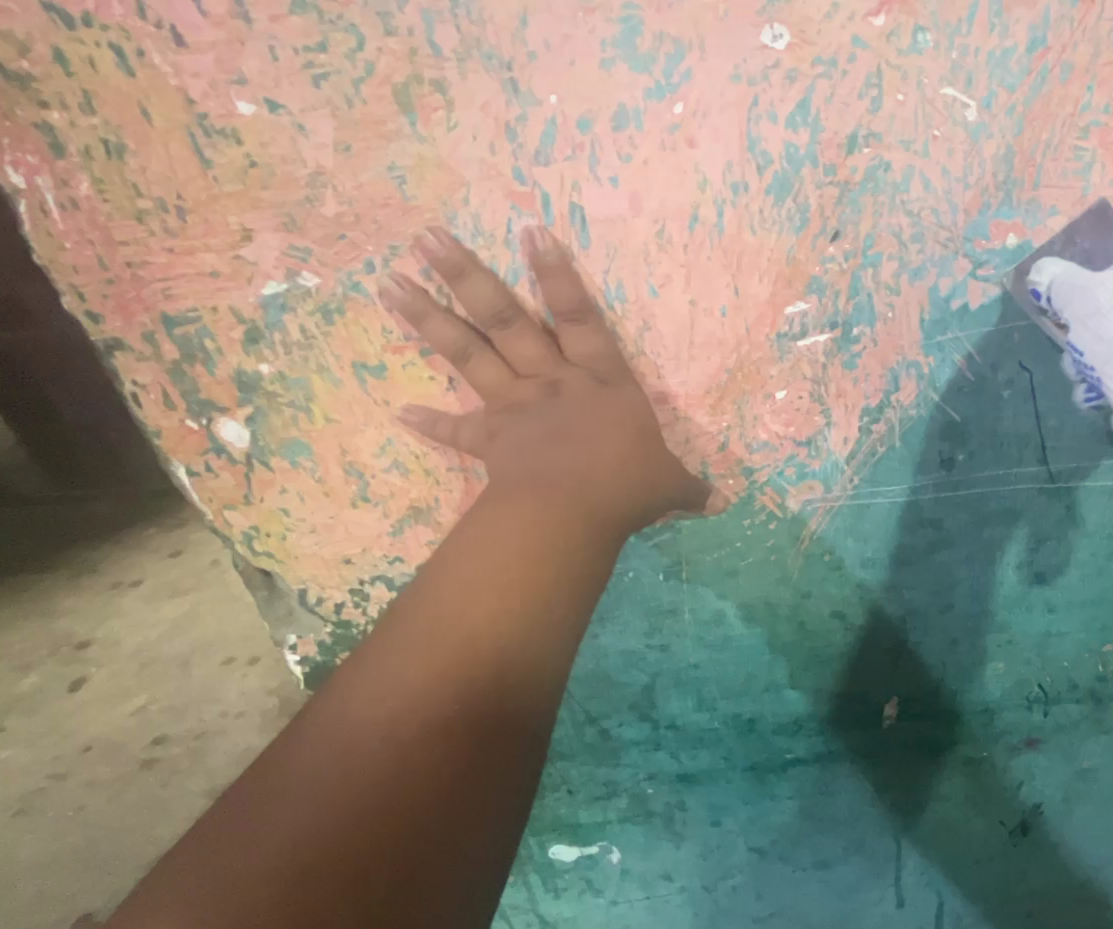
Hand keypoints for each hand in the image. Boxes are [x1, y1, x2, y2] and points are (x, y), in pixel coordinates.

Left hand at [380, 225, 713, 537]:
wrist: (574, 512)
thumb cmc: (628, 486)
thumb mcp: (670, 485)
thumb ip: (690, 489)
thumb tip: (722, 503)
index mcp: (603, 383)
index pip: (581, 318)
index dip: (558, 276)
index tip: (531, 231)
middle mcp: (555, 383)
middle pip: (506, 321)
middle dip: (468, 276)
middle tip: (427, 237)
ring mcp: (518, 409)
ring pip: (471, 355)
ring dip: (429, 319)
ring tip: (389, 281)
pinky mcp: (494, 442)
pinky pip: (459, 431)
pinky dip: (432, 423)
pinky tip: (401, 411)